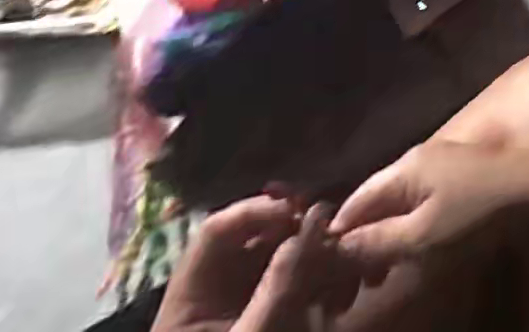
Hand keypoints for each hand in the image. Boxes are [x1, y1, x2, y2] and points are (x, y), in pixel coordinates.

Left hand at [153, 196, 355, 331]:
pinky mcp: (274, 320)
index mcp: (188, 303)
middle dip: (292, 228)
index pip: (217, 232)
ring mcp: (245, 308)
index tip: (299, 209)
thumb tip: (316, 215)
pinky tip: (340, 285)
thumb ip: (282, 280)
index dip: (256, 211)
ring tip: (340, 256)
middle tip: (330, 227)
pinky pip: (296, 281)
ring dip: (312, 250)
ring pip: (279, 256)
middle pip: (251, 239)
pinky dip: (318, 275)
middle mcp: (214, 295)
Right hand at [329, 141, 528, 275]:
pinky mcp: (450, 173)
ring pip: (393, 202)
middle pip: (372, 200)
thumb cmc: (474, 207)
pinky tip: (403, 252)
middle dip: (357, 239)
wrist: (528, 180)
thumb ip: (381, 239)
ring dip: (380, 236)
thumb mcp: (425, 233)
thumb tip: (339, 247)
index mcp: (402, 169)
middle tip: (347, 283)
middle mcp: (412, 160)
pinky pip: (413, 199)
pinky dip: (402, 225)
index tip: (322, 270)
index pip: (355, 200)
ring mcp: (433, 163)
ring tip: (373, 277)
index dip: (336, 234)